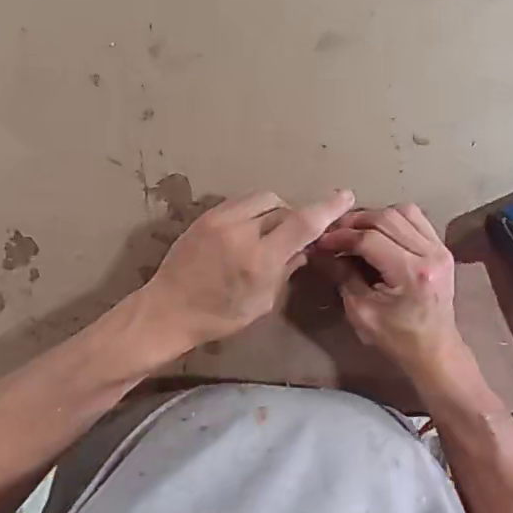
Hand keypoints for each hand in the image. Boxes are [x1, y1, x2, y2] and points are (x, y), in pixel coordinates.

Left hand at [137, 188, 355, 350]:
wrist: (168, 309)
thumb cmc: (219, 316)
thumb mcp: (261, 302)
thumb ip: (285, 271)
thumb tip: (303, 249)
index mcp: (259, 259)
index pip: (302, 224)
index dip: (327, 208)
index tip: (344, 196)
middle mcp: (241, 232)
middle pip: (284, 208)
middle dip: (296, 218)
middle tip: (295, 237)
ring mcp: (220, 220)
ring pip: (263, 198)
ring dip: (276, 210)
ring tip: (272, 231)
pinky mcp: (206, 216)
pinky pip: (241, 201)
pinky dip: (254, 210)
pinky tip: (250, 229)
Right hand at [313, 203, 467, 381]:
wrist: (435, 350)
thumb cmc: (397, 338)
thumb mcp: (361, 311)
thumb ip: (343, 276)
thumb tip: (320, 251)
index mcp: (412, 273)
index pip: (370, 239)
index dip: (341, 236)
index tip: (320, 241)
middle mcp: (431, 254)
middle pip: (386, 218)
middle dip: (354, 221)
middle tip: (332, 232)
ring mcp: (440, 248)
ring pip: (402, 212)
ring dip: (373, 216)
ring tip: (353, 230)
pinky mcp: (442, 247)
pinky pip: (415, 219)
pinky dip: (392, 219)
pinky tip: (376, 231)